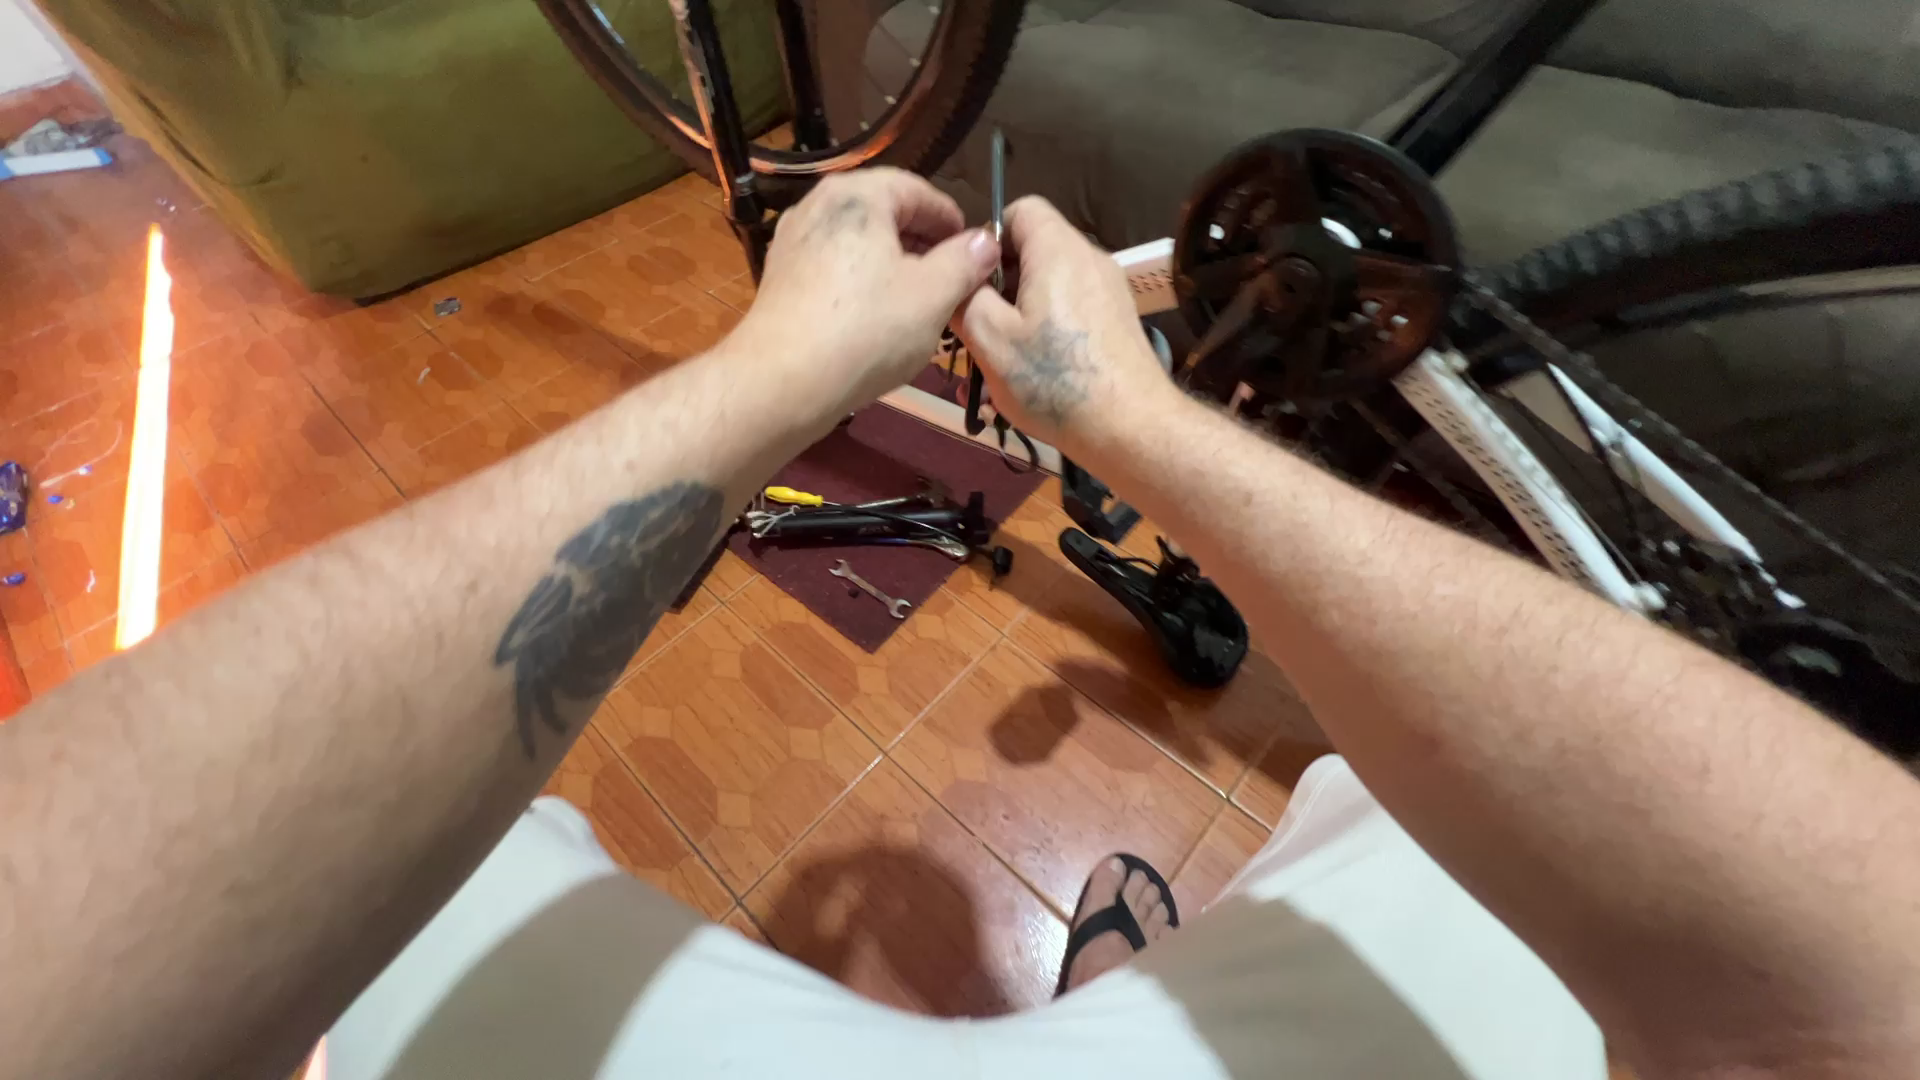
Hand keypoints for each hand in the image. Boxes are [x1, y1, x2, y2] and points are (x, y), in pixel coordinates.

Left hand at [737, 168, 999, 409]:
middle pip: (884, 214)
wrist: (784, 381)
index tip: (973, 248)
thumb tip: (986, 241)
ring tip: (919, 301)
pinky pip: (835, 270)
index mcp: (858, 195)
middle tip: (951, 277)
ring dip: (893, 266)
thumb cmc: (868, 330)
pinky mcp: (781, 280)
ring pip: (859, 245)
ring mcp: (793, 243)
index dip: (951, 219)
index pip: (917, 189)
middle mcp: (818, 206)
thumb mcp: (933, 296)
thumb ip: (965, 262)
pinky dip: (863, 283)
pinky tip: (877, 318)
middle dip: (922, 243)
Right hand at [957, 196, 1176, 451]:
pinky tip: (1031, 379)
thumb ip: (964, 298)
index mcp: (1058, 249)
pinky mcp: (1117, 324)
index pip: (1019, 209)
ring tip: (997, 365)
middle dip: (998, 288)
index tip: (968, 281)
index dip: (987, 238)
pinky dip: (1045, 336)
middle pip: (1034, 253)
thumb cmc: (1053, 379)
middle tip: (975, 332)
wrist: (1129, 428)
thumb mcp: (989, 338)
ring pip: (1049, 290)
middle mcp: (1089, 260)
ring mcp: (1109, 293)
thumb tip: (958, 281)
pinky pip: (1070, 316)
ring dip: (1018, 320)